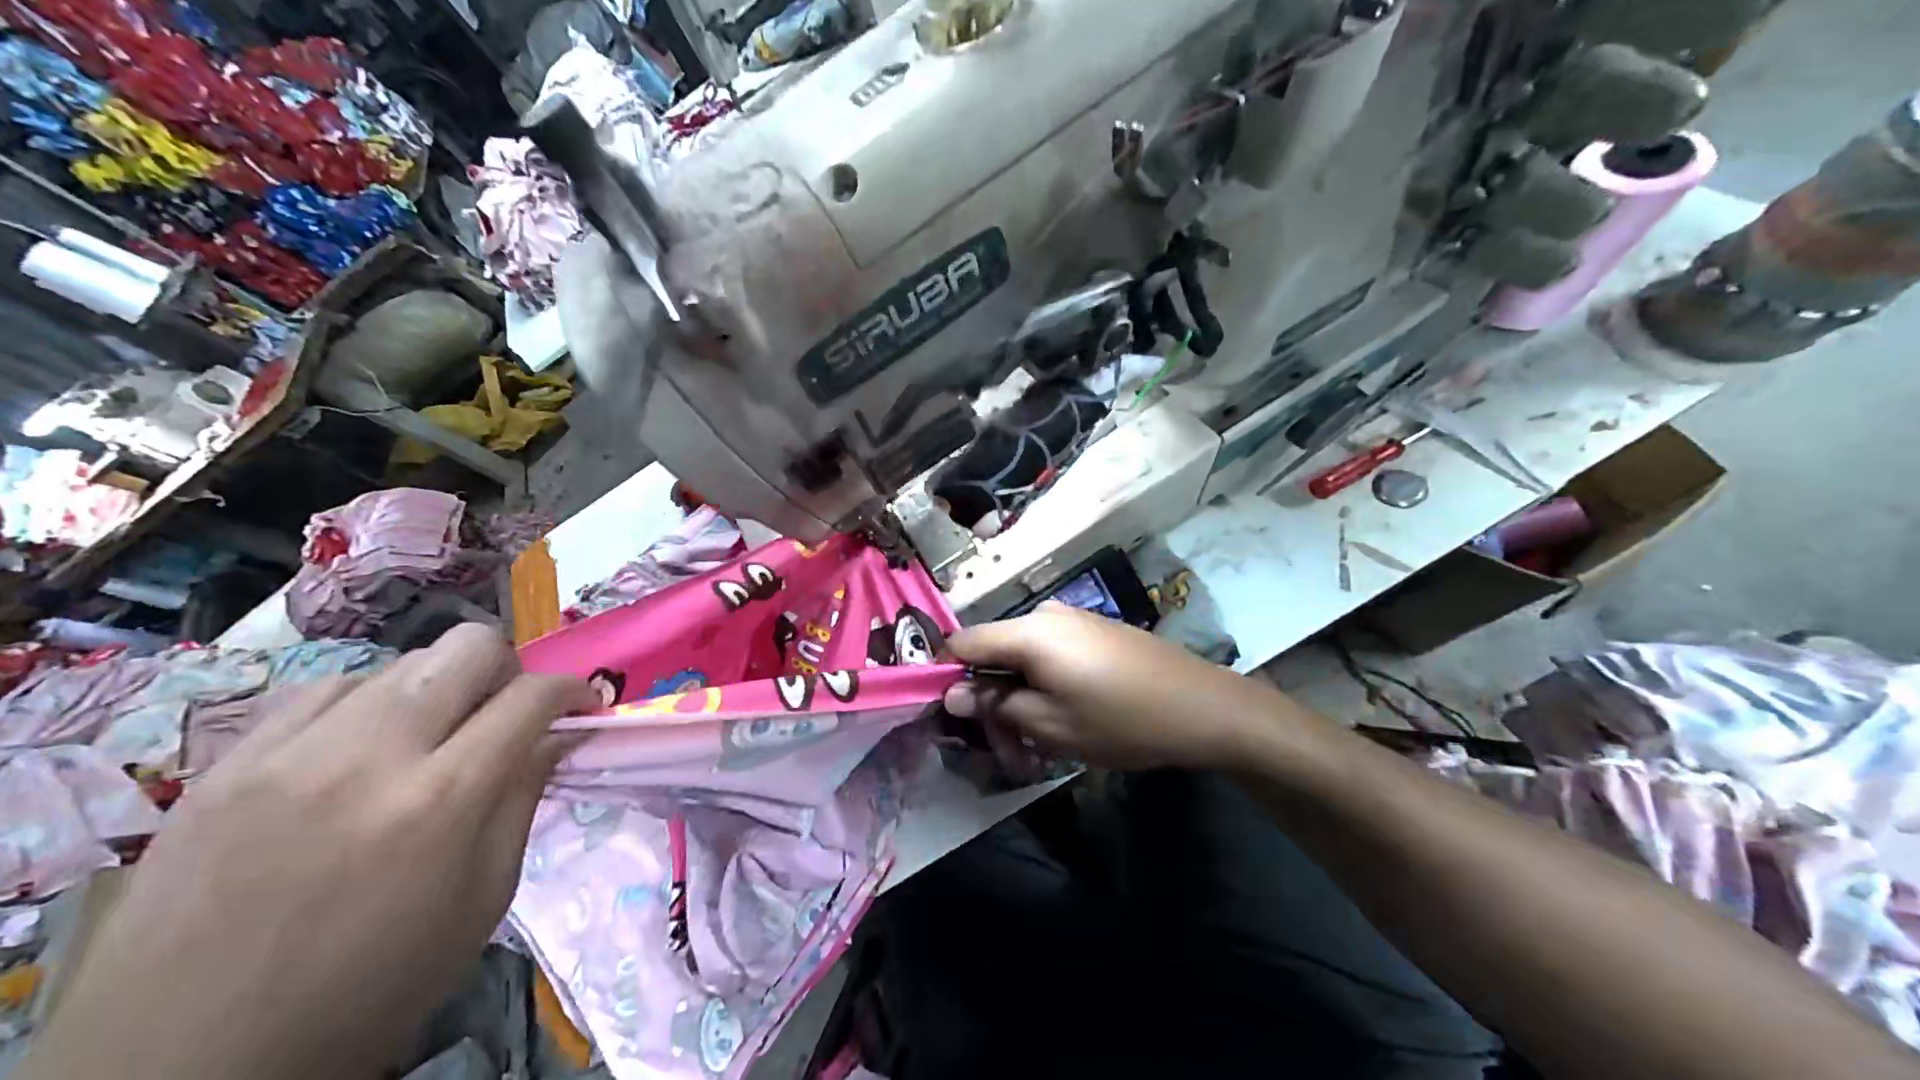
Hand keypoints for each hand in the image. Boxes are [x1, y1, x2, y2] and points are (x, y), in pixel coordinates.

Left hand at [19, 625, 599, 1079]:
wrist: (185, 1062)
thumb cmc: (370, 989)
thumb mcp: (481, 902)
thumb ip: (523, 801)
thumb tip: (558, 735)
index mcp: (442, 800)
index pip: (531, 697)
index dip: (572, 689)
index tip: (582, 704)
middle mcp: (370, 756)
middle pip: (467, 647)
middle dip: (509, 668)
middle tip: (505, 713)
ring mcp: (289, 752)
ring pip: (400, 662)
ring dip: (438, 689)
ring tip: (429, 739)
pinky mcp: (229, 763)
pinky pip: (324, 690)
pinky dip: (369, 704)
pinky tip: (361, 748)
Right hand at [942, 603, 1302, 769]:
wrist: (1204, 707)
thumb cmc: (1121, 720)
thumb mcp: (1050, 725)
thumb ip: (996, 704)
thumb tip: (953, 692)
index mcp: (1029, 632)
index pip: (964, 642)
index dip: (946, 675)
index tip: (950, 715)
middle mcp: (1046, 616)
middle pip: (995, 654)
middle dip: (992, 702)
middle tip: (1007, 752)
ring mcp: (1074, 622)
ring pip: (1024, 660)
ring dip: (1020, 700)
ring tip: (1038, 749)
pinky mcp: (1095, 633)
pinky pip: (1051, 656)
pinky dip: (1044, 687)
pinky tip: (1063, 721)